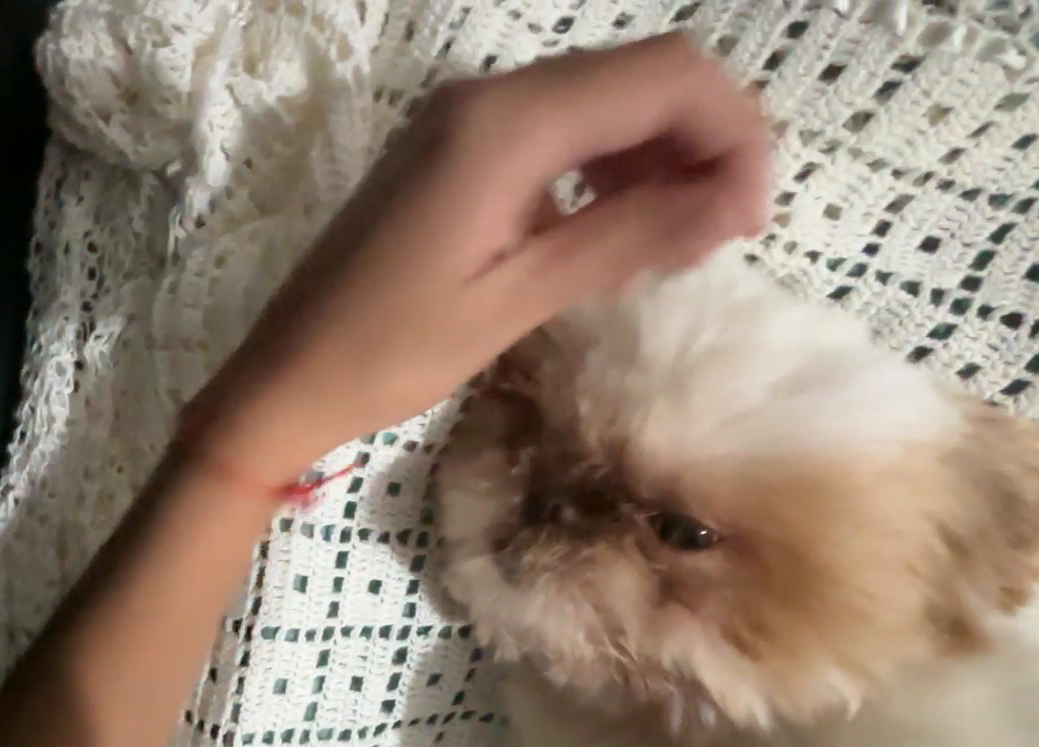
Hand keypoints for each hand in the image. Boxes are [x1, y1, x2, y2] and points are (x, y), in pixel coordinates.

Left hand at [186, 33, 771, 484]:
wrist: (288, 376)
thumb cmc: (390, 353)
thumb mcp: (514, 300)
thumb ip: (625, 237)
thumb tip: (736, 198)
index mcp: (504, 123)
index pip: (664, 77)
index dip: (732, 134)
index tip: (749, 219)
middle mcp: (482, 97)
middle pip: (632, 81)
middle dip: (695, 147)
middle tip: (714, 240)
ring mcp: (456, 123)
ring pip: (591, 109)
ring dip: (646, 164)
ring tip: (663, 250)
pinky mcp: (442, 157)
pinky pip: (544, 142)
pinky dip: (591, 178)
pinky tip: (599, 239)